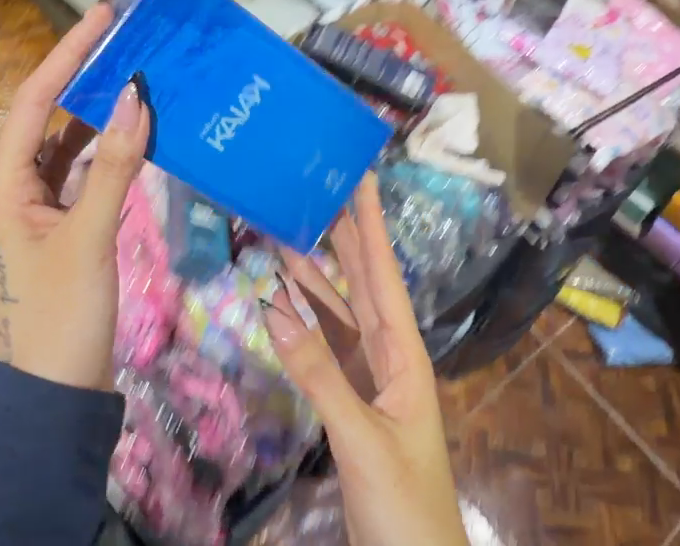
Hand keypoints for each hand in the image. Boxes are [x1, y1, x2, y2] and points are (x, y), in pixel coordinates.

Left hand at [0, 2, 150, 390]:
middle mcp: (15, 188)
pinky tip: (135, 133)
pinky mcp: (61, 226)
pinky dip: (108, 150)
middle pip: (47, 116)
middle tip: (124, 37)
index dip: (67, 55)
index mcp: (5, 185)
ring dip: (98, 112)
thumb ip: (116, 166)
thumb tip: (136, 98)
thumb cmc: (62, 316)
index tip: (102, 17)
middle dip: (82, 75)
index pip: (33, 103)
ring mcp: (38, 208)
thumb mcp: (91, 236)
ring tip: (135, 73)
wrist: (55, 394)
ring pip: (67, 144)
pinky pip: (83, 173)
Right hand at [263, 174, 467, 545]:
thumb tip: (274, 310)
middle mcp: (389, 356)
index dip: (371, 225)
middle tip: (320, 189)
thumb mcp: (360, 436)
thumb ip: (318, 375)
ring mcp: (370, 381)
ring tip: (290, 233)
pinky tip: (285, 303)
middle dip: (345, 237)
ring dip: (318, 276)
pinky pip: (326, 350)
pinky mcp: (352, 404)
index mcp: (405, 354)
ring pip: (341, 314)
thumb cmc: (404, 500)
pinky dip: (306, 323)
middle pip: (363, 284)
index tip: (361, 179)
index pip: (384, 276)